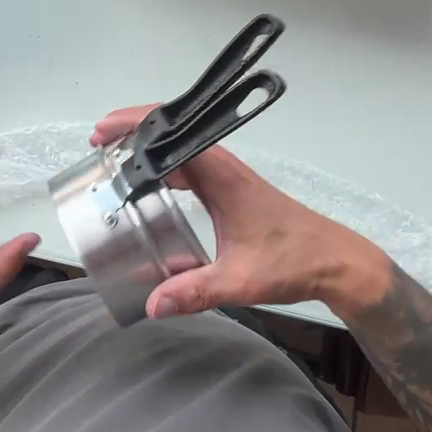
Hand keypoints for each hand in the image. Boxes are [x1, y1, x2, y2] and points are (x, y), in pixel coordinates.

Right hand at [92, 106, 391, 319]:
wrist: (335, 261)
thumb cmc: (293, 261)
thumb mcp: (241, 279)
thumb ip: (195, 292)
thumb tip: (152, 306)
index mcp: (220, 173)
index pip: (170, 131)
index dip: (132, 126)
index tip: (101, 135)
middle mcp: (219, 163)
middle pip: (168, 129)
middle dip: (128, 130)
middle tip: (96, 144)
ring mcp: (223, 171)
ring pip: (176, 143)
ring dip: (143, 144)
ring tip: (110, 158)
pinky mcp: (226, 184)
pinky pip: (185, 161)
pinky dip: (159, 162)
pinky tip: (143, 183)